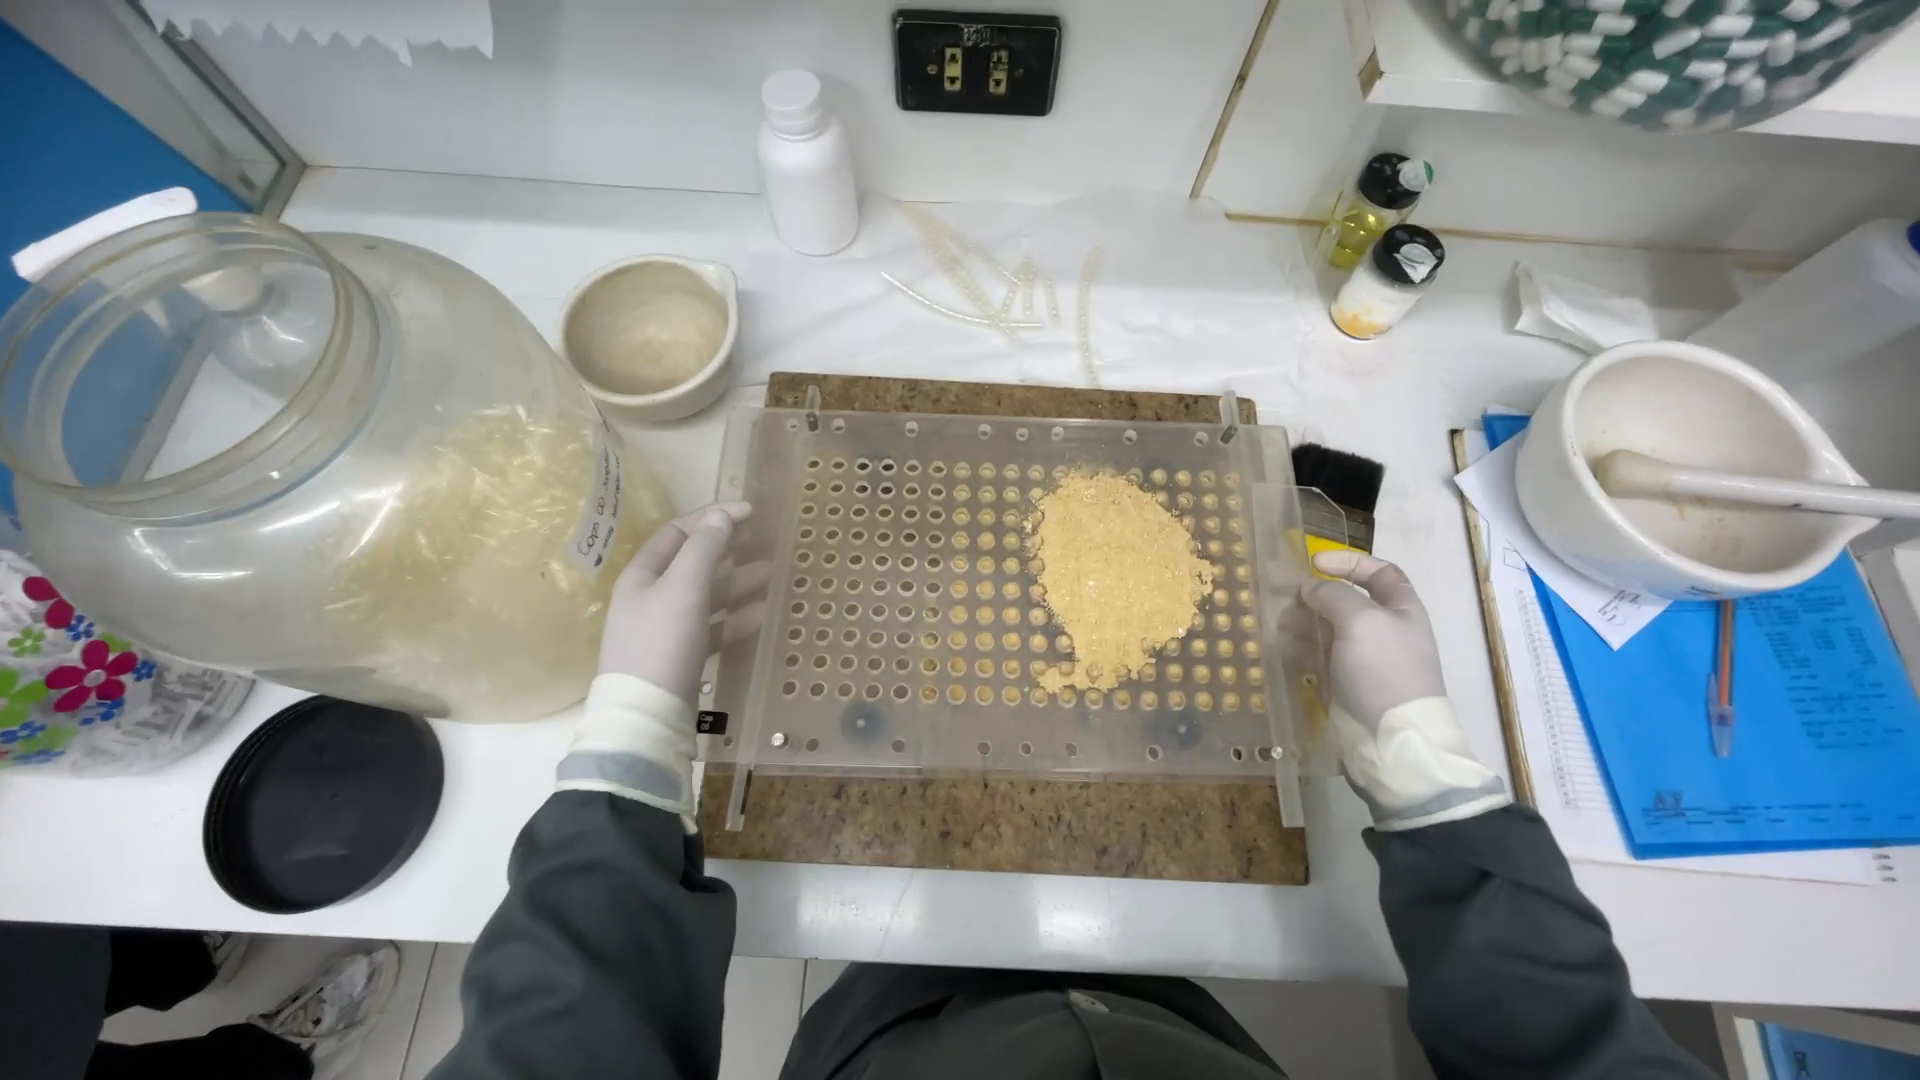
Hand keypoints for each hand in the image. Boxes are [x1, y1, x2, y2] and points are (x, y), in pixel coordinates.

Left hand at [599, 502, 753, 703]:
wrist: (647, 714)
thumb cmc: (662, 641)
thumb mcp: (684, 588)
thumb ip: (704, 550)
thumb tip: (721, 517)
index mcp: (643, 574)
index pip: (678, 532)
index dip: (712, 517)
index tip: (750, 512)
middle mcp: (651, 596)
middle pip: (693, 562)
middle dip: (728, 548)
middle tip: (761, 539)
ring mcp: (666, 628)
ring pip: (706, 595)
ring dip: (737, 582)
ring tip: (770, 574)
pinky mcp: (682, 655)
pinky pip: (712, 627)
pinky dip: (735, 618)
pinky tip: (761, 615)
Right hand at [1299, 550, 1446, 726]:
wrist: (1390, 737)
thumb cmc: (1383, 669)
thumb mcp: (1361, 620)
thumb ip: (1333, 595)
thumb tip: (1309, 587)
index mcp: (1400, 609)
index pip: (1379, 572)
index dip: (1349, 562)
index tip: (1314, 564)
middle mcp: (1382, 630)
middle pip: (1344, 601)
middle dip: (1314, 599)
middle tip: (1289, 604)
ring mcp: (1362, 658)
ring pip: (1325, 629)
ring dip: (1301, 626)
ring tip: (1282, 631)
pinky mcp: (1343, 682)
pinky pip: (1317, 657)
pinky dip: (1300, 652)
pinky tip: (1285, 654)